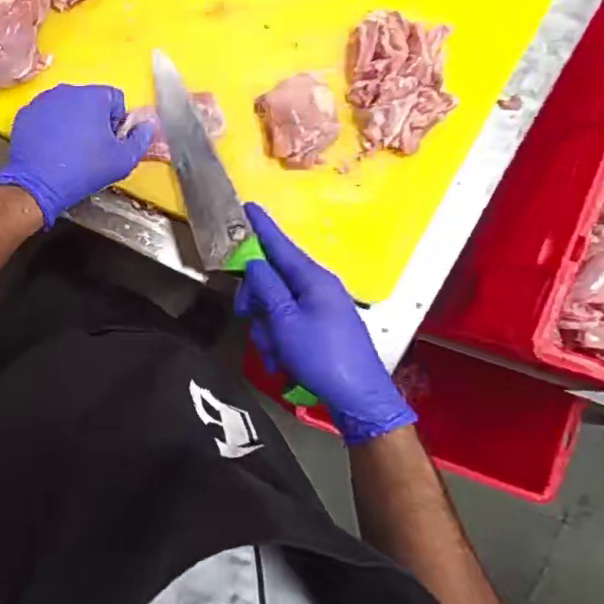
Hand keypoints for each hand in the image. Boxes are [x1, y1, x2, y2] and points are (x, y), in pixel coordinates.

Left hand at [0, 84, 153, 227]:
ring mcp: (43, 101)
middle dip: (94, 121)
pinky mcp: (25, 114)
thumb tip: (147, 126)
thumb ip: (140, 140)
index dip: (117, 122)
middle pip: (90, 101)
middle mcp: (67, 90)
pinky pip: (45, 116)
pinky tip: (50, 149)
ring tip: (69, 150)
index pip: (116, 99)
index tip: (109, 143)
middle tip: (90, 149)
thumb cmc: (84, 170)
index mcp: (94, 96)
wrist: (37, 185)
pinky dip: (50, 128)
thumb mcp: (122, 161)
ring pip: (66, 108)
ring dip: (72, 123)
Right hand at [236, 204, 415, 444]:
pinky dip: (278, 339)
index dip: (262, 228)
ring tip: (273, 351)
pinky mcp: (320, 326)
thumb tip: (254, 262)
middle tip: (245, 316)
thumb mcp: (284, 321)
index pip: (281, 246)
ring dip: (266, 327)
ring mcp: (321, 307)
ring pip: (276, 305)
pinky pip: (288, 323)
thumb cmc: (320, 356)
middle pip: (273, 278)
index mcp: (313, 280)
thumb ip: (266, 288)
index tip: (248, 208)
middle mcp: (318, 288)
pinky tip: (281, 360)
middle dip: (255, 299)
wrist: (357, 395)